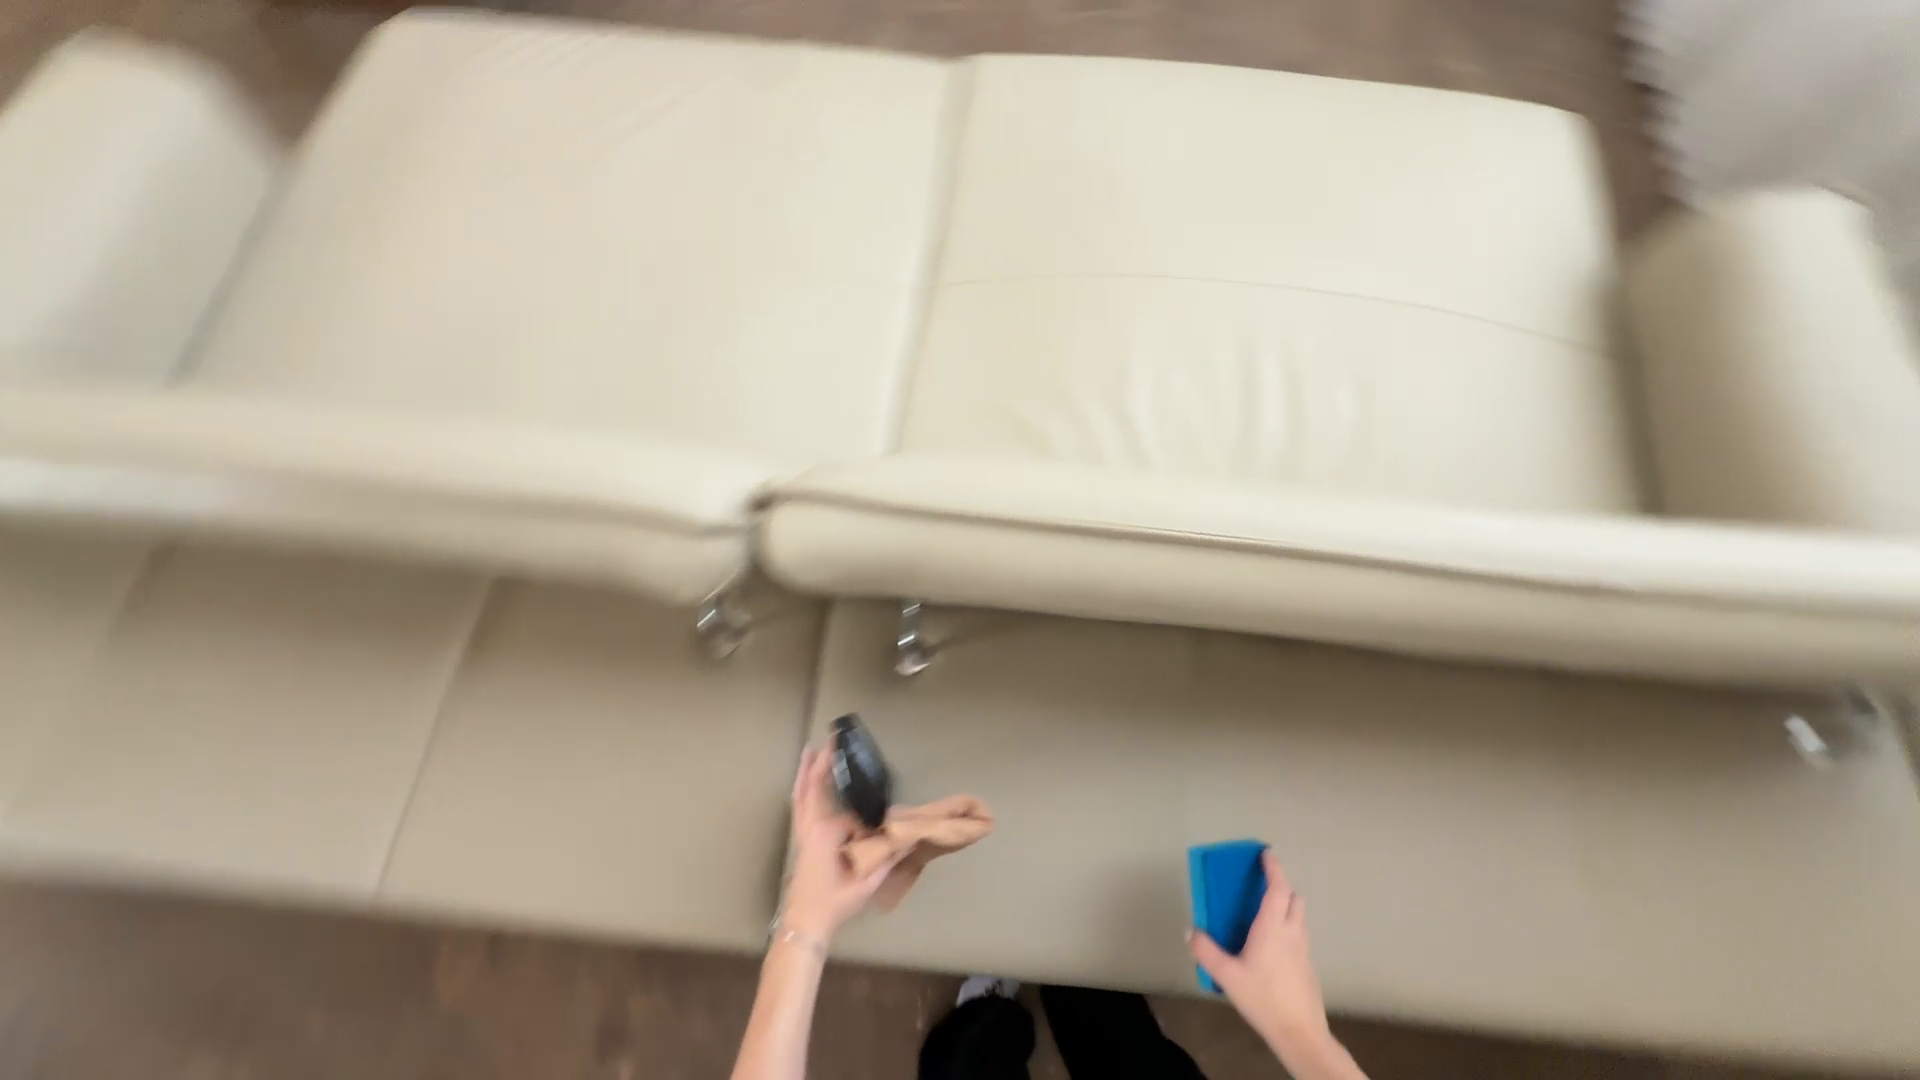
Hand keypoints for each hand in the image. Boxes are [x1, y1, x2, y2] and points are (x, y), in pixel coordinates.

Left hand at [778, 747, 900, 940]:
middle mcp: (812, 824)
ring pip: (802, 793)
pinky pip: (798, 804)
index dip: (865, 805)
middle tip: (832, 738)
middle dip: (823, 761)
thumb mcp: (867, 880)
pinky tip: (803, 783)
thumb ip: (888, 856)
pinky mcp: (799, 838)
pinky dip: (800, 788)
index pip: (850, 809)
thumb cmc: (835, 902)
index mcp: (828, 831)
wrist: (804, 923)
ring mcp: (802, 830)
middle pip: (816, 786)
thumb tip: (908, 836)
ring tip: (810, 750)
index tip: (877, 794)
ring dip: (806, 770)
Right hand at [1188, 849, 1331, 1054]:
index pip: (1278, 888)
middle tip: (1264, 884)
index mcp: (1273, 928)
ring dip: (1287, 906)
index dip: (1274, 868)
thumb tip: (1190, 931)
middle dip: (1282, 886)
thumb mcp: (1227, 975)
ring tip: (1267, 912)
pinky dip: (1289, 927)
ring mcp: (1304, 950)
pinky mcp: (1308, 967)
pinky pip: (1299, 935)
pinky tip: (1273, 946)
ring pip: (1300, 917)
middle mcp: (1292, 933)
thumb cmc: (1263, 998)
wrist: (1301, 1034)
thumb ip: (1206, 951)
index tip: (1267, 853)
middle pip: (1294, 898)